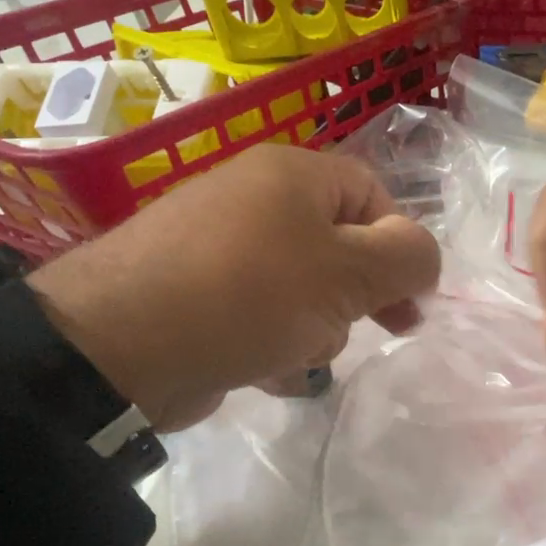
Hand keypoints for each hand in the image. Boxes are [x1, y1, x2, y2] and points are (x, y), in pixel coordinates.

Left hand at [29, 146, 438, 430]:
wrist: (122, 347)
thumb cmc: (250, 296)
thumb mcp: (348, 274)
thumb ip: (407, 259)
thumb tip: (423, 256)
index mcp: (291, 176)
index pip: (374, 195)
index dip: (402, 247)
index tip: (411, 301)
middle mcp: (256, 200)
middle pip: (342, 246)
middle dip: (362, 296)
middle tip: (380, 331)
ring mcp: (223, 249)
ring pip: (308, 288)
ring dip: (321, 327)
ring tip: (300, 351)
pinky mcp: (201, 295)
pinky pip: (265, 315)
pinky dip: (279, 342)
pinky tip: (270, 369)